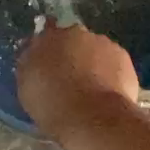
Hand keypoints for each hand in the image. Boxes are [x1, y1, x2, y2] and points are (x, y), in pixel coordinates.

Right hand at [18, 26, 140, 133]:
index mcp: (47, 38)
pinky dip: (110, 72)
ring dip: (92, 63)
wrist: (92, 117)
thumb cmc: (52, 105)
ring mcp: (101, 42)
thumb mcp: (27, 87)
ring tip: (91, 89)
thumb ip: (31, 65)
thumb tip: (35, 56)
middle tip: (69, 80)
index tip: (48, 65)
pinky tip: (107, 91)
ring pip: (94, 49)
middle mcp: (75, 33)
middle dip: (70, 55)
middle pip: (72, 40)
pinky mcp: (122, 55)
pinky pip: (113, 61)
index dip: (48, 50)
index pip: (45, 35)